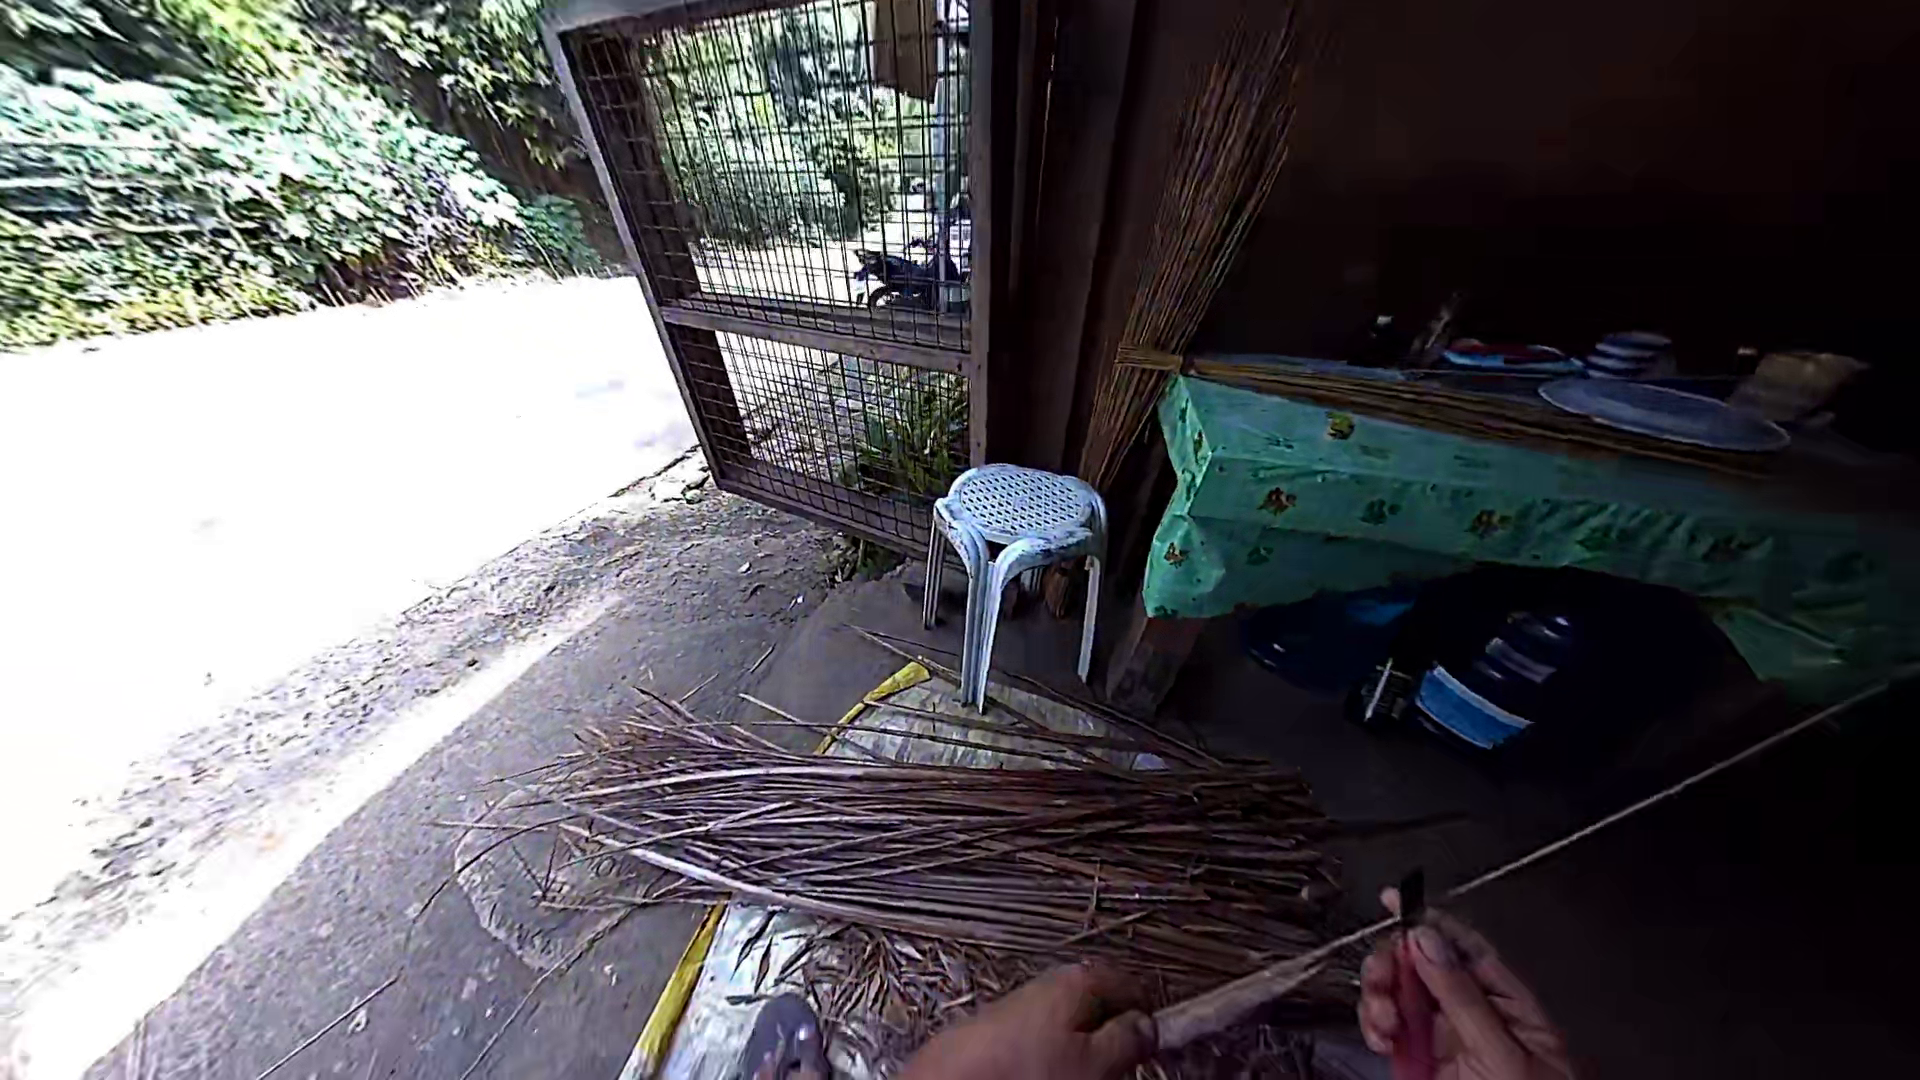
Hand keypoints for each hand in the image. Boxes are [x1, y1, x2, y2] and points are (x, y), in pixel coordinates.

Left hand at [899, 962, 1156, 1079]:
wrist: (961, 1077)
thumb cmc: (1033, 1071)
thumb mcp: (1094, 1064)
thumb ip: (1126, 1040)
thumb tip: (1149, 1023)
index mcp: (1081, 980)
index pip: (1129, 984)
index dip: (1147, 1015)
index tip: (1155, 1048)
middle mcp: (1057, 981)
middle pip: (1104, 1003)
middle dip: (1117, 1036)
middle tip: (1120, 1070)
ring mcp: (1034, 1001)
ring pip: (1079, 1023)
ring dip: (1091, 1050)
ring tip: (1090, 1073)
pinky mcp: (1015, 1024)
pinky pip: (1055, 1036)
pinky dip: (1064, 1054)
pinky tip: (1057, 1073)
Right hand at [1359, 889, 1573, 1079]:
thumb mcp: (1502, 1059)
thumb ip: (1462, 996)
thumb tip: (1426, 936)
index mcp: (1508, 1010)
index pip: (1466, 948)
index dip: (1429, 919)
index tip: (1392, 899)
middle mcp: (1472, 1014)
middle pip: (1418, 960)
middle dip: (1391, 964)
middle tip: (1383, 979)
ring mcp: (1443, 1035)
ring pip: (1394, 985)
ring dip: (1378, 994)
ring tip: (1383, 1021)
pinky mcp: (1417, 1054)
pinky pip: (1383, 1019)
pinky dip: (1372, 1021)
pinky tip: (1380, 1039)